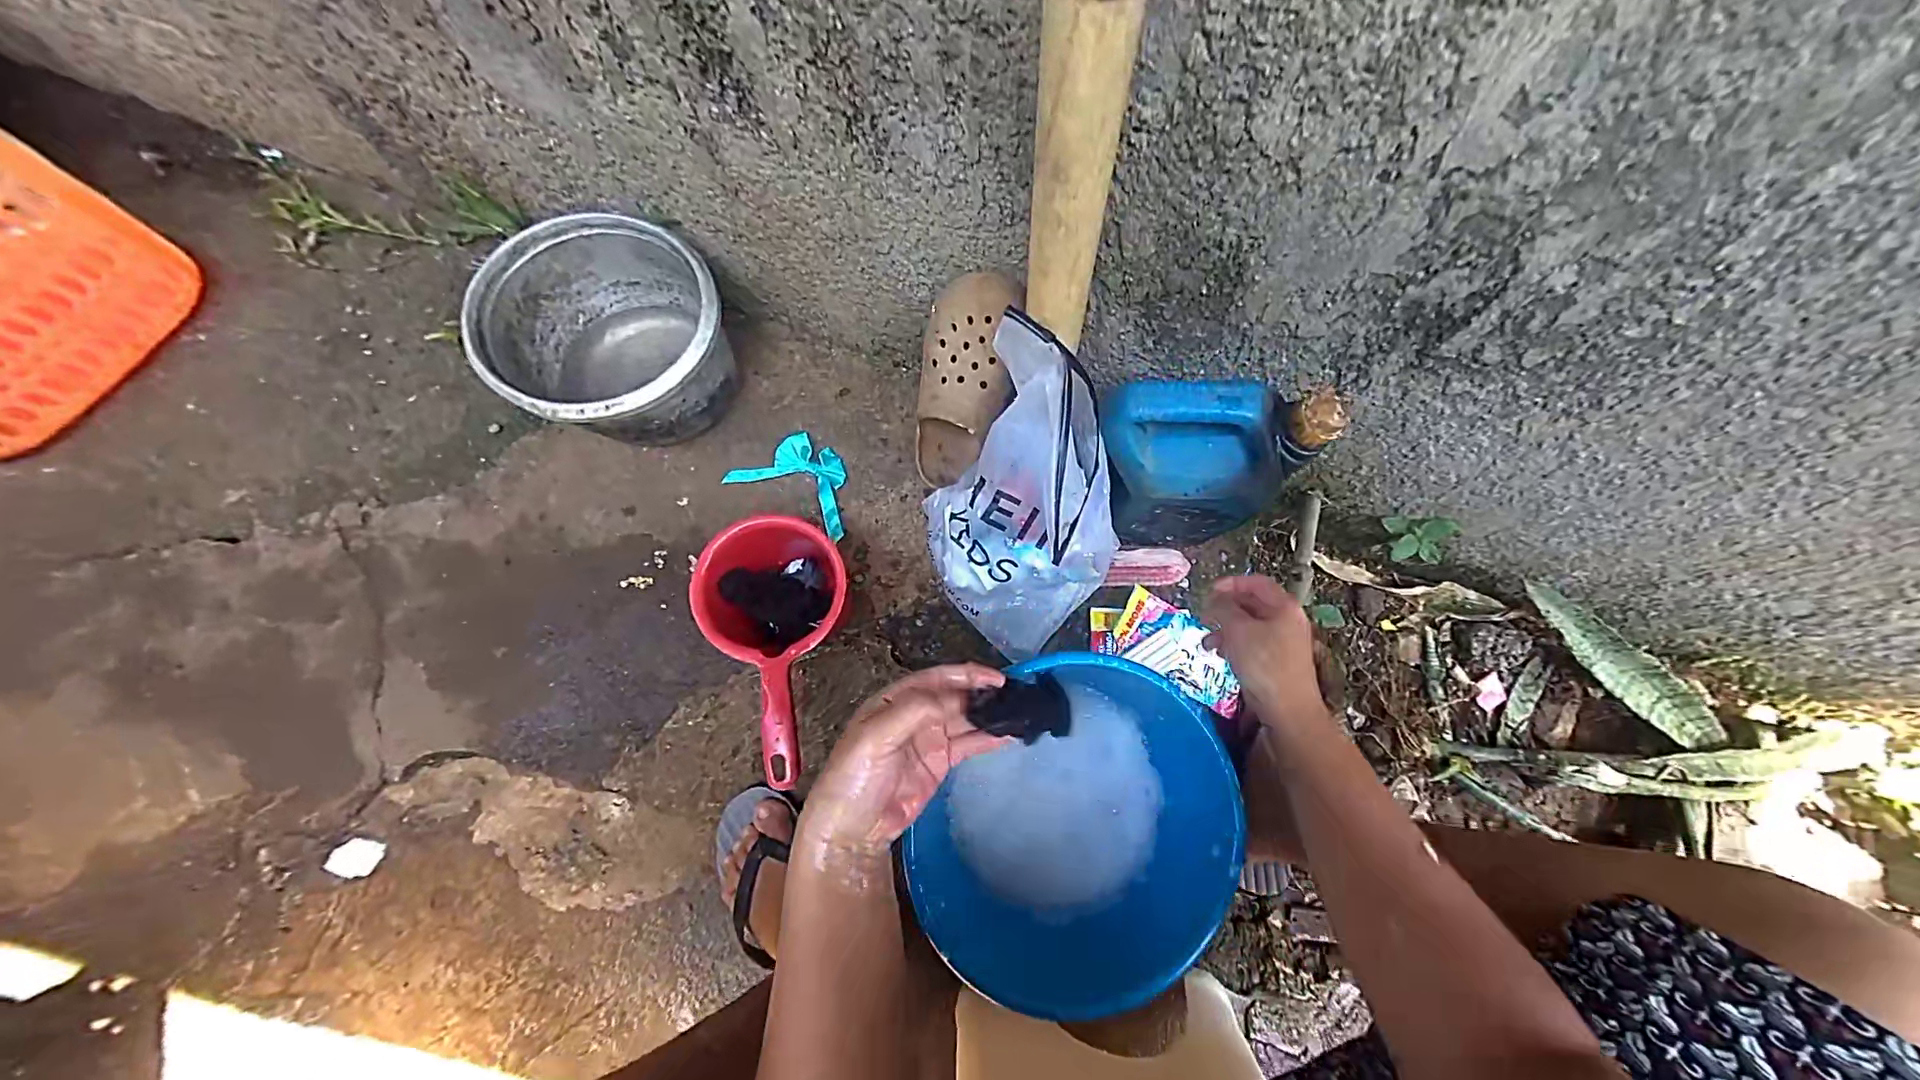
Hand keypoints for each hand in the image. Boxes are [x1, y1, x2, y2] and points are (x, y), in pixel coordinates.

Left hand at [798, 664, 1011, 864]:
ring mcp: (927, 739)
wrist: (850, 830)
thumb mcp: (873, 738)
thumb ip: (911, 713)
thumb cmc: (852, 779)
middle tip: (1013, 696)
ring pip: (964, 719)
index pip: (935, 679)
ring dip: (988, 715)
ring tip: (1017, 713)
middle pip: (954, 697)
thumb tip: (949, 700)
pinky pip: (967, 744)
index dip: (965, 675)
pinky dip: (987, 738)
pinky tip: (1007, 735)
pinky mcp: (938, 763)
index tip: (994, 678)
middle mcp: (913, 715)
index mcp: (893, 701)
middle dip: (981, 695)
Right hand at [1203, 575, 1326, 730]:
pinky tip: (1221, 654)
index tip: (1209, 591)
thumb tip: (1214, 600)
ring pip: (1249, 625)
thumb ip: (1222, 609)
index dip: (1231, 583)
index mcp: (1284, 607)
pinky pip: (1251, 644)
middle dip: (1225, 608)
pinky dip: (1233, 644)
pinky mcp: (1277, 662)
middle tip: (1205, 615)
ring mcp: (1284, 643)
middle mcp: (1287, 621)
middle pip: (1252, 604)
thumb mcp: (1237, 630)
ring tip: (1208, 639)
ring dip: (1226, 628)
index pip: (1256, 582)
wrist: (1287, 710)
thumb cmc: (1264, 665)